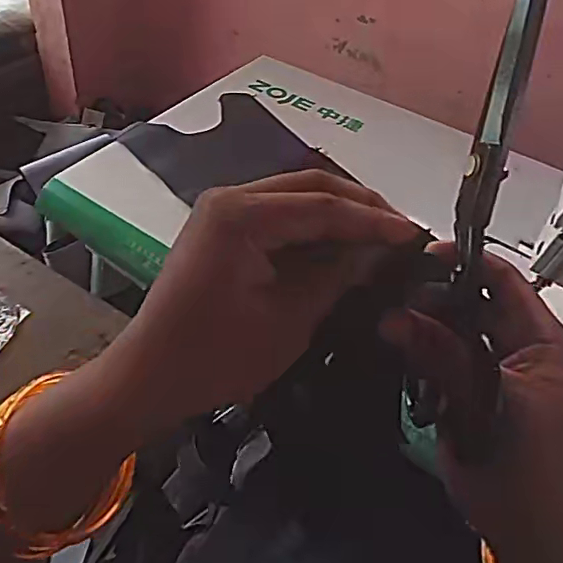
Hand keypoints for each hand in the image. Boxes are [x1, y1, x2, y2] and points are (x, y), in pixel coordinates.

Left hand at [94, 169, 428, 442]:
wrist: (149, 376)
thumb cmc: (213, 357)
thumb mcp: (289, 319)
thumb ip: (337, 276)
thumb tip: (379, 252)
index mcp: (240, 216)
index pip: (323, 205)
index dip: (374, 220)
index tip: (413, 234)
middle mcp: (229, 198)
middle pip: (311, 186)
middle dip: (360, 206)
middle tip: (399, 232)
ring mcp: (222, 210)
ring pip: (296, 195)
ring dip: (338, 214)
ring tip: (379, 238)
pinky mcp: (222, 227)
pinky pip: (278, 215)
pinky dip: (312, 227)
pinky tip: (340, 246)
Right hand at [382, 245, 562, 562]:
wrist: (541, 551)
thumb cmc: (540, 486)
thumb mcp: (492, 410)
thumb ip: (445, 358)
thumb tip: (397, 317)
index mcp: (544, 343)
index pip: (504, 280)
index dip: (465, 261)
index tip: (420, 256)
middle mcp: (519, 351)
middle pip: (473, 303)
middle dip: (433, 296)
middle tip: (393, 296)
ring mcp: (494, 375)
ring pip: (454, 331)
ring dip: (425, 327)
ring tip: (391, 323)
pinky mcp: (472, 398)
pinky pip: (443, 361)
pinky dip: (422, 355)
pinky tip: (400, 354)